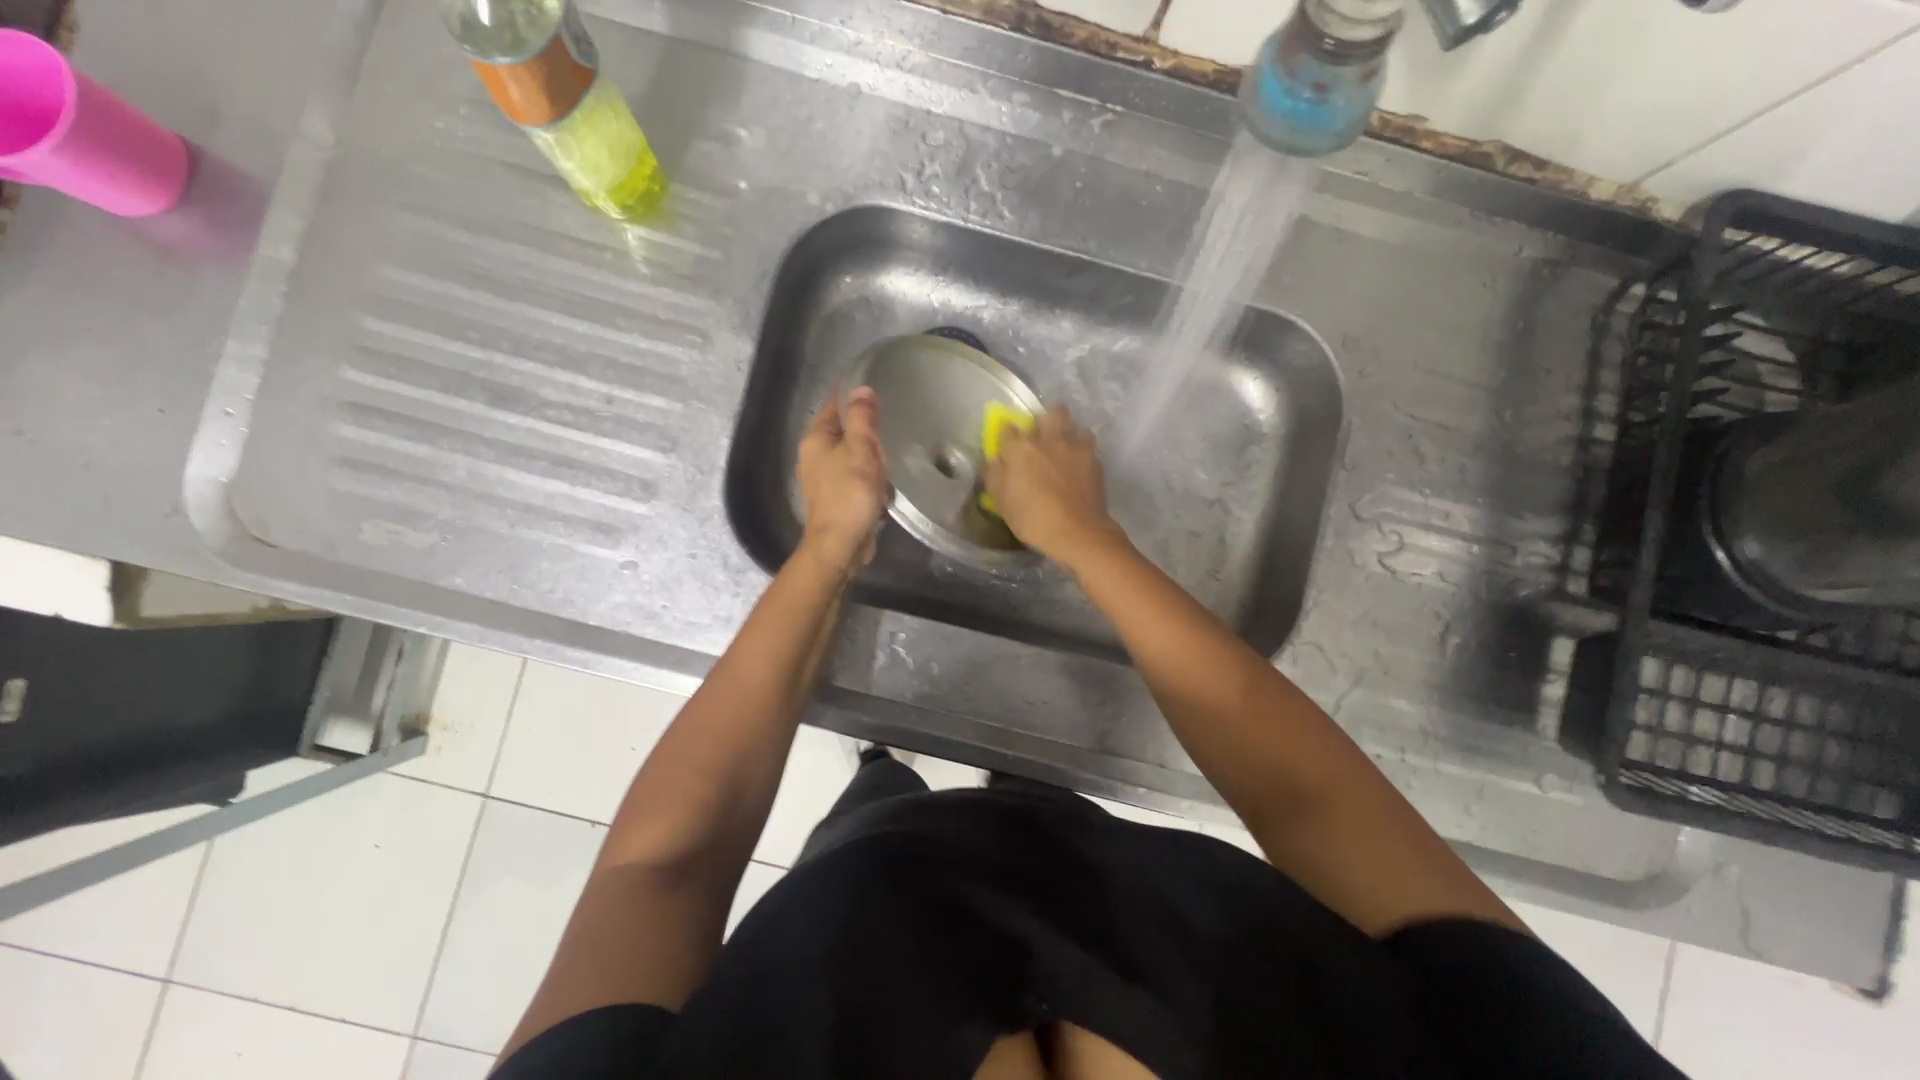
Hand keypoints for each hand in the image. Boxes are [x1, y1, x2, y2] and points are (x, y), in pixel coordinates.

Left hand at [796, 386, 888, 573]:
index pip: (833, 406)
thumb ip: (862, 418)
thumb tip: (862, 389)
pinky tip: (882, 482)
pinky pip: (852, 477)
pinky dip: (867, 475)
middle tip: (888, 425)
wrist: (840, 544)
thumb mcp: (860, 448)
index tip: (875, 390)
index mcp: (815, 440)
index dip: (852, 397)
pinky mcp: (834, 499)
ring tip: (889, 454)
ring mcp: (822, 480)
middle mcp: (813, 456)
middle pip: (841, 431)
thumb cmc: (850, 492)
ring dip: (867, 454)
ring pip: (848, 456)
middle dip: (863, 429)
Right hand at [984, 405, 1124, 566]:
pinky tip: (1080, 467)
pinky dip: (1083, 452)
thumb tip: (996, 460)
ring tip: (1066, 451)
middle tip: (1043, 439)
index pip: (1009, 429)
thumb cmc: (1033, 519)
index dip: (1008, 436)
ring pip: (1075, 426)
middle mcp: (1049, 440)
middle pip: (1052, 413)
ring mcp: (1075, 447)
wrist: (1077, 532)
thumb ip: (995, 475)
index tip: (1008, 447)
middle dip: (1047, 421)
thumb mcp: (1001, 502)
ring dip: (1069, 434)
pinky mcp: (1095, 460)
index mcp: (1021, 448)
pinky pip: (1088, 446)